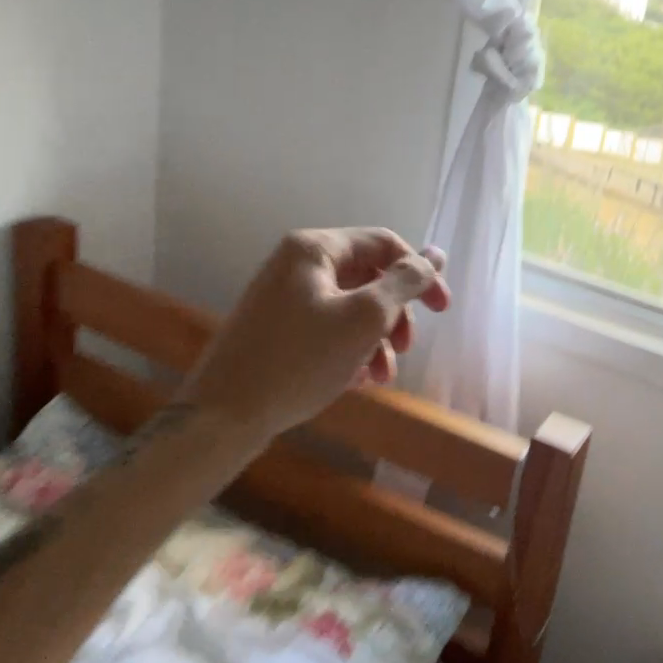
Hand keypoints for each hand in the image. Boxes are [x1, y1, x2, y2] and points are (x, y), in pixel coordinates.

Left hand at [177, 228, 450, 441]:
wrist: (221, 418)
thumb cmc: (299, 360)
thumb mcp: (364, 318)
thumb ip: (405, 282)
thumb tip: (436, 254)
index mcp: (314, 249)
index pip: (384, 244)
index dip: (419, 273)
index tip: (441, 310)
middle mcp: (296, 264)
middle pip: (369, 277)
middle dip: (395, 314)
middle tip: (406, 348)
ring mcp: (283, 297)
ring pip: (351, 307)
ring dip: (376, 338)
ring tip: (382, 375)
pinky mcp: (276, 329)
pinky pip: (328, 328)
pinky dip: (350, 349)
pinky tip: (356, 380)